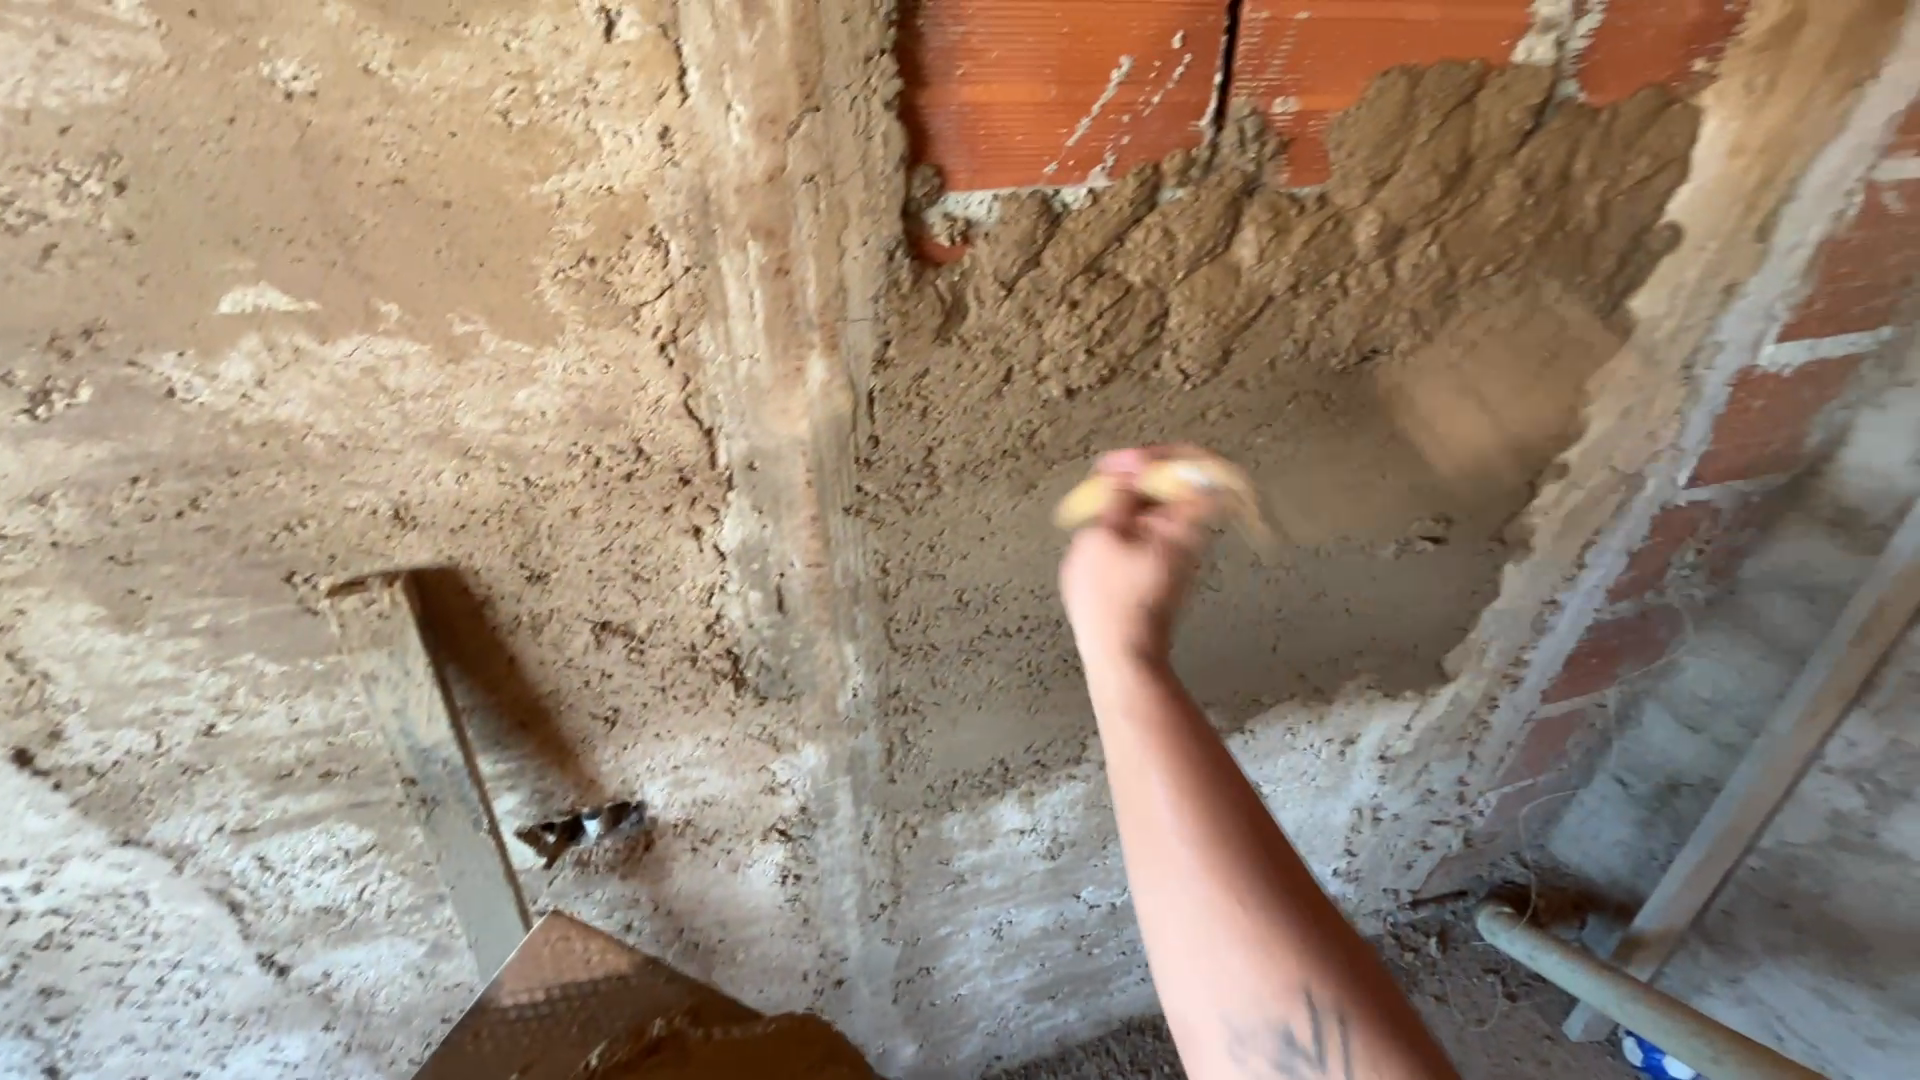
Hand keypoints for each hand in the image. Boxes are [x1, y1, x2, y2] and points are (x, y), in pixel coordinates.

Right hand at [1059, 447, 1217, 668]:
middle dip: (1133, 480)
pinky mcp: (1162, 569)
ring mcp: (1177, 552)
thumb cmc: (1110, 599)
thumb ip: (1120, 494)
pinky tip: (1100, 544)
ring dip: (1125, 505)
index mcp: (1184, 521)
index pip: (1191, 465)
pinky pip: (1147, 533)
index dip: (1154, 455)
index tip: (1122, 463)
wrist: (1123, 652)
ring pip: (1156, 510)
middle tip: (1102, 486)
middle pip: (1171, 486)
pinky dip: (1125, 528)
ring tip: (1096, 518)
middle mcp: (1189, 534)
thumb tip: (1128, 469)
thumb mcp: (1104, 533)